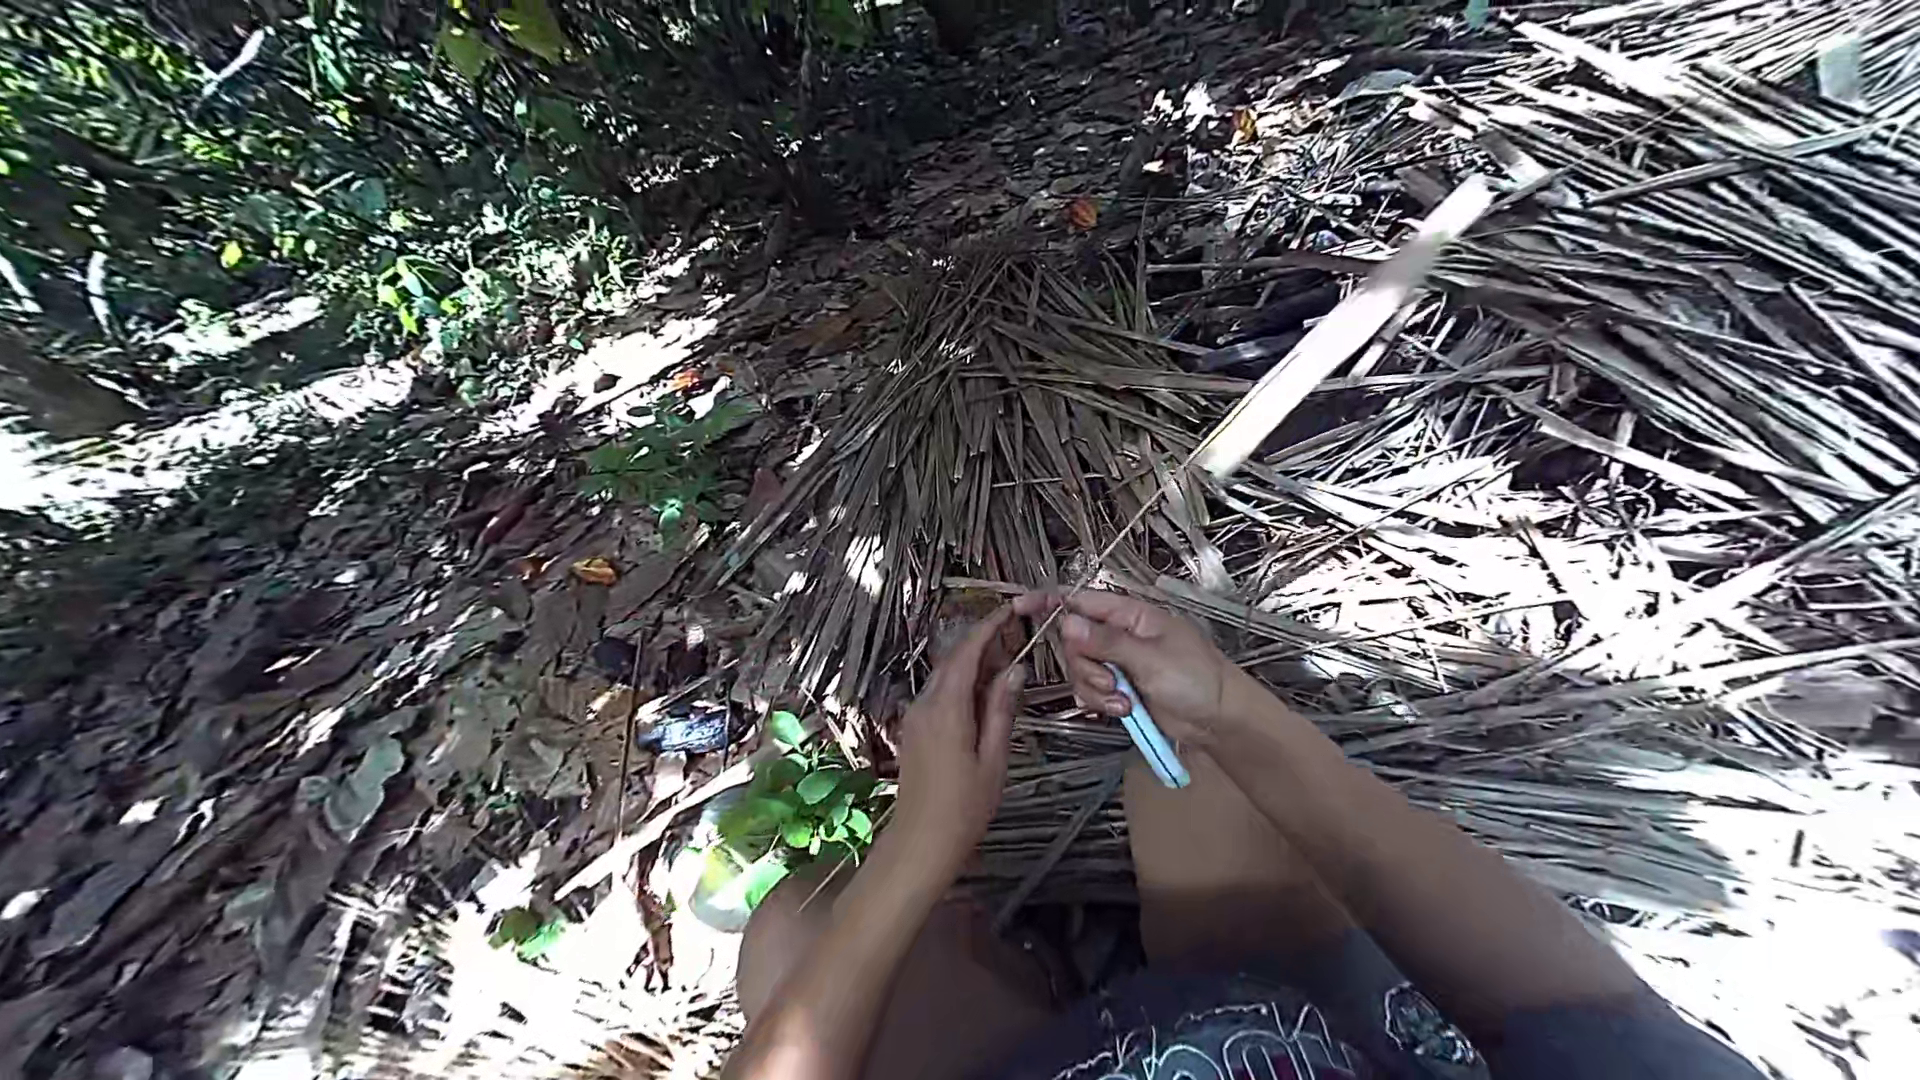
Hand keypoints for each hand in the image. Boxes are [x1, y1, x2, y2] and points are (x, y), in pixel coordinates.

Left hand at [893, 606, 1024, 875]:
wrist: (919, 843)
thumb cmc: (964, 807)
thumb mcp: (994, 758)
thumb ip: (1001, 709)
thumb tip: (1015, 669)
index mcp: (946, 708)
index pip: (966, 653)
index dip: (988, 627)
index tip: (1009, 610)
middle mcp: (925, 704)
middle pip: (954, 660)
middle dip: (983, 645)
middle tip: (1016, 644)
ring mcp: (915, 715)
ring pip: (946, 676)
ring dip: (973, 667)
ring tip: (1006, 672)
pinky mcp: (913, 728)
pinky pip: (939, 694)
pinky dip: (962, 686)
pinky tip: (983, 700)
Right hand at [1016, 589, 1247, 745]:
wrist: (1220, 721)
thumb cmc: (1197, 679)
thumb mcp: (1151, 658)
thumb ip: (1106, 641)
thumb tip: (1067, 622)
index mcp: (1131, 614)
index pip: (1081, 601)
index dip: (1050, 602)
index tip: (1021, 607)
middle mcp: (1119, 634)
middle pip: (1074, 640)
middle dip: (1086, 665)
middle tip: (1110, 680)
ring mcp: (1118, 662)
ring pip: (1080, 669)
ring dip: (1096, 687)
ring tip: (1124, 699)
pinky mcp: (1118, 687)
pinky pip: (1090, 689)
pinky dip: (1101, 700)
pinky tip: (1124, 708)